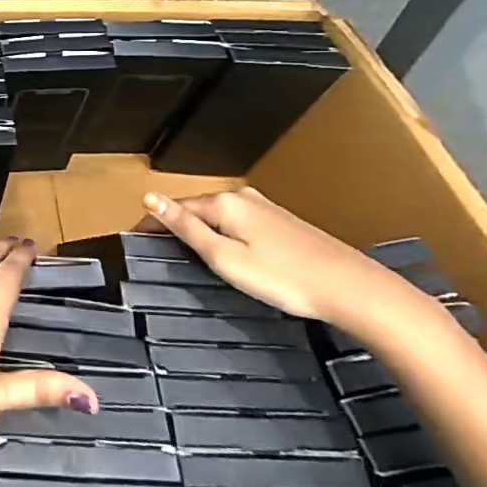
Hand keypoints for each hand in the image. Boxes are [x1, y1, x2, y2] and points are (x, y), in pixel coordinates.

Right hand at [142, 187, 428, 331]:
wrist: (352, 289)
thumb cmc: (287, 278)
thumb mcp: (224, 257)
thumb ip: (185, 227)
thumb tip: (150, 198)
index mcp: (224, 204)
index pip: (175, 207)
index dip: (152, 222)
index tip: (134, 236)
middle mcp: (243, 198)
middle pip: (197, 208)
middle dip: (176, 224)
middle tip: (156, 246)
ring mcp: (266, 208)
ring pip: (219, 215)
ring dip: (200, 229)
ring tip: (187, 250)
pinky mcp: (282, 222)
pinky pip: (239, 222)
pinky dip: (224, 234)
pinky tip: (228, 252)